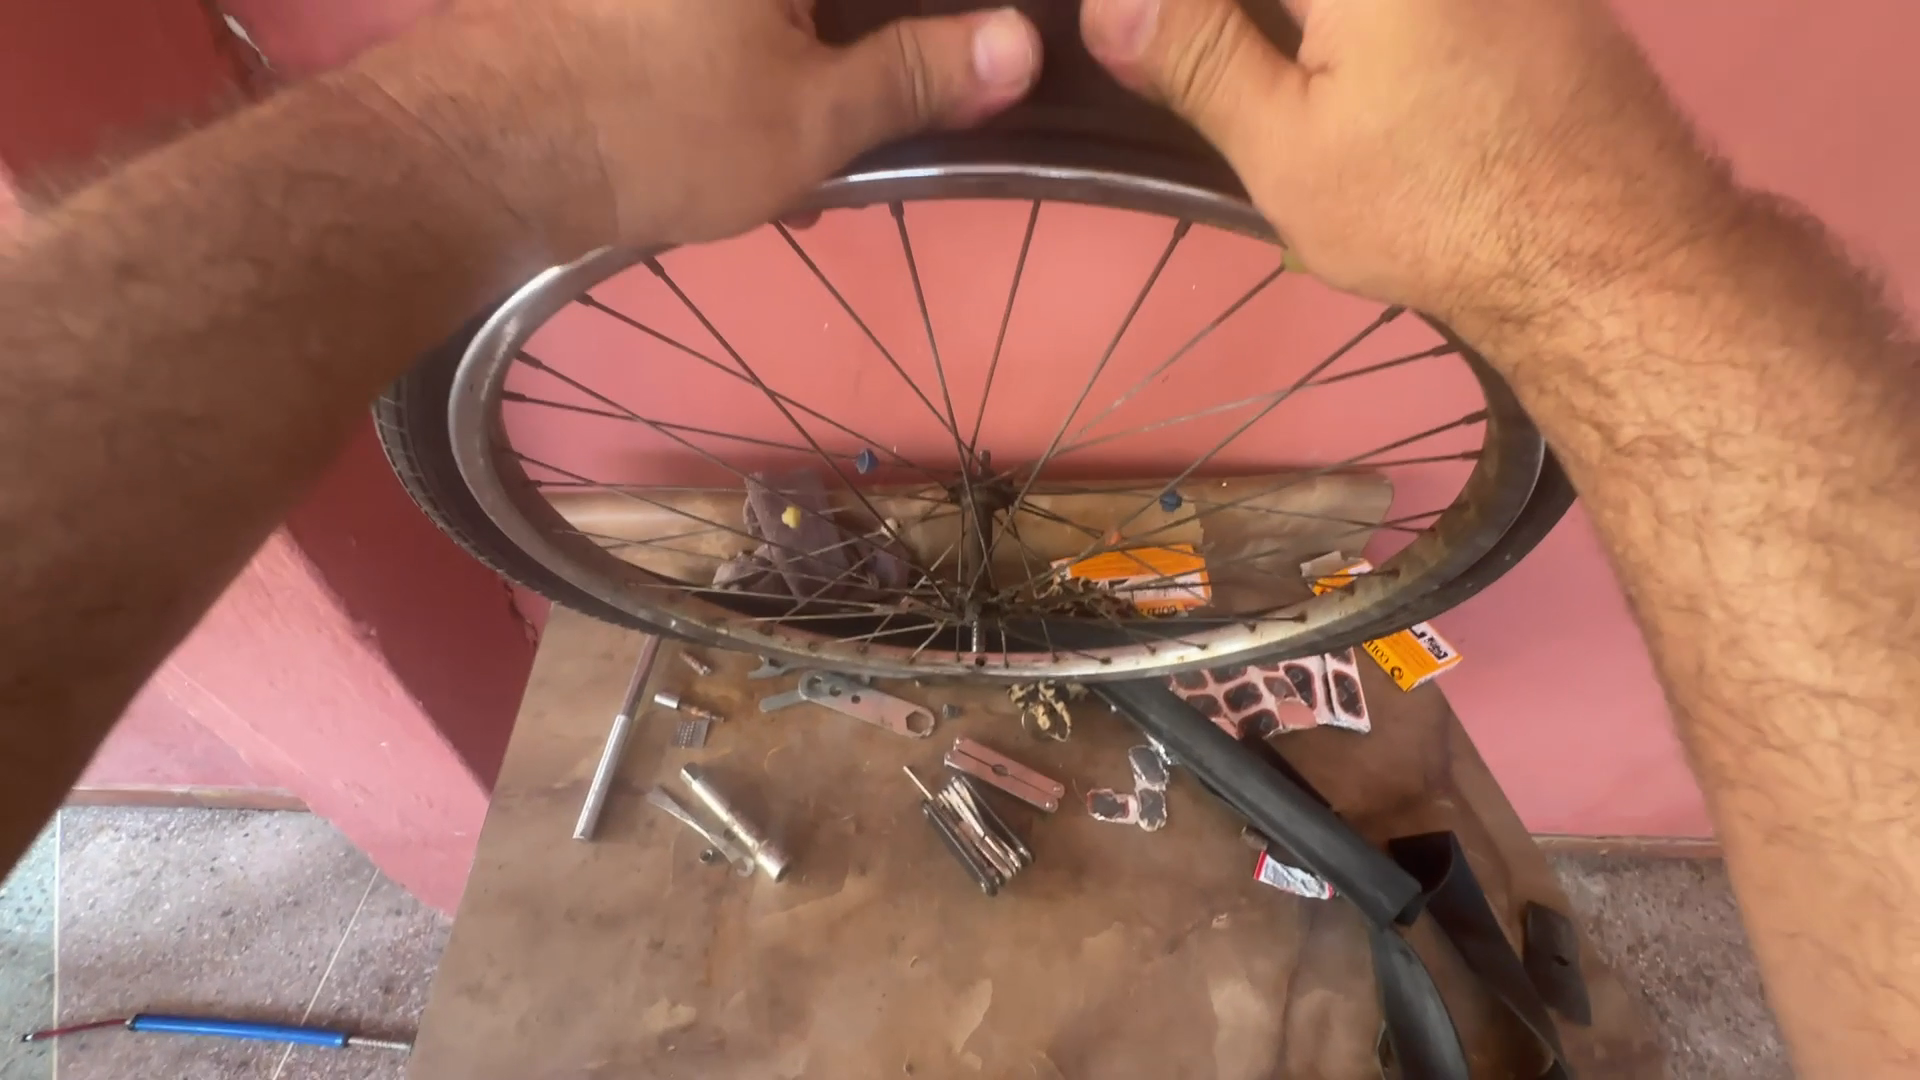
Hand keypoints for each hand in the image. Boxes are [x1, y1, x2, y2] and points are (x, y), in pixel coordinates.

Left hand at [356, 0, 1041, 252]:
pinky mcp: (647, 6)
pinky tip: (761, 131)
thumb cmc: (665, 131)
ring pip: (787, 22)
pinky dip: (762, 63)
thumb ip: (918, 76)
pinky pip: (735, 29)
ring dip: (815, 67)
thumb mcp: (812, 116)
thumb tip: (1024, 44)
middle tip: (880, 124)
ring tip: (811, 150)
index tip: (952, 61)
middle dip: (868, 53)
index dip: (924, 30)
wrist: (498, 153)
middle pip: (836, 8)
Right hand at [1080, 0, 1734, 326]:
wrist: (1591, 240)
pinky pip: (1373, 13)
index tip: (1149, 58)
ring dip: (1267, 41)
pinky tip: (1325, 94)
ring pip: (1316, 10)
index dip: (1175, 23)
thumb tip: (1106, 3)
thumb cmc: (1424, 204)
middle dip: (1224, 35)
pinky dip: (1320, 39)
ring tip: (1258, 99)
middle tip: (1188, 80)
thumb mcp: (1283, 145)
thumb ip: (1197, 59)